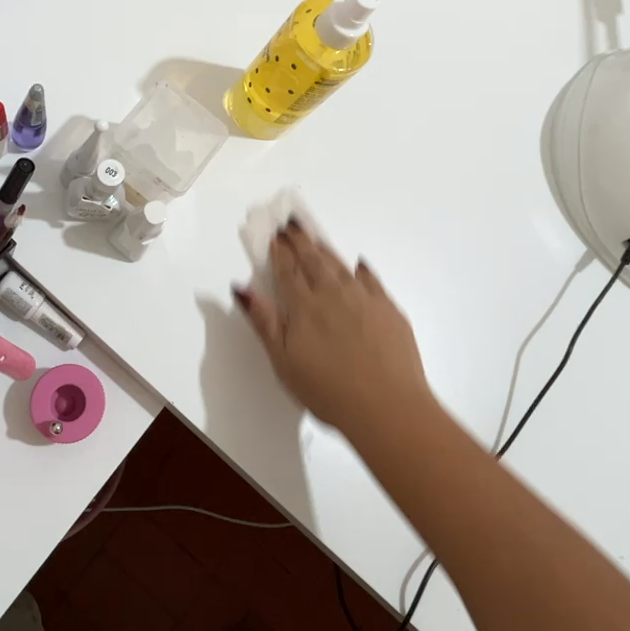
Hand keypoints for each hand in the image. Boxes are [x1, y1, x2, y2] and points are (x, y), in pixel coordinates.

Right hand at [235, 220, 430, 437]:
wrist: (387, 406)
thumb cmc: (327, 390)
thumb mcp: (284, 361)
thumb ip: (264, 321)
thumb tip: (241, 287)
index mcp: (304, 306)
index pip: (288, 271)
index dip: (280, 252)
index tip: (275, 235)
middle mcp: (332, 294)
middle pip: (313, 260)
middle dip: (300, 241)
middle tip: (292, 224)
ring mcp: (364, 299)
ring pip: (340, 265)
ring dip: (325, 249)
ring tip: (316, 237)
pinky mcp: (388, 309)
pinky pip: (371, 280)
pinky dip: (362, 269)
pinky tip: (359, 264)